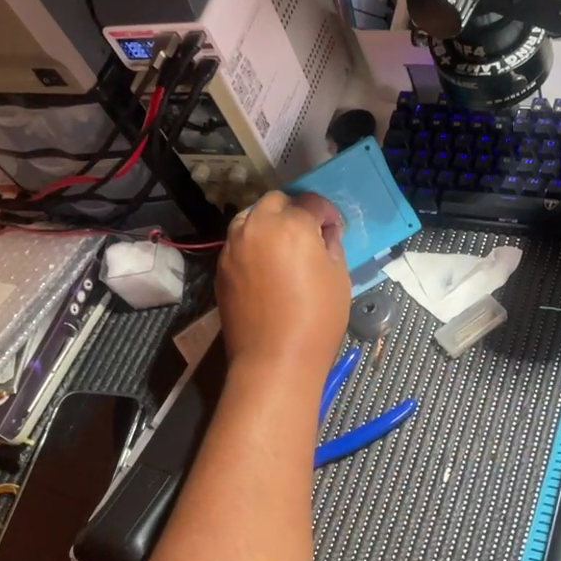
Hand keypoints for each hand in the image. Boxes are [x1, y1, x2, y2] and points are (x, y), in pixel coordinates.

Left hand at [217, 191, 349, 385]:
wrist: (274, 358)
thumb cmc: (317, 318)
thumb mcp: (339, 278)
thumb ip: (331, 245)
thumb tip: (325, 233)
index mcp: (291, 225)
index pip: (311, 202)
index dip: (327, 213)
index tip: (334, 229)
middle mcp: (257, 226)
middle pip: (276, 202)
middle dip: (295, 212)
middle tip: (309, 236)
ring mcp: (234, 246)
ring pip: (251, 218)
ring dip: (269, 224)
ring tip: (284, 249)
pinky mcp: (222, 267)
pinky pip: (239, 243)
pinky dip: (254, 245)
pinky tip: (267, 269)